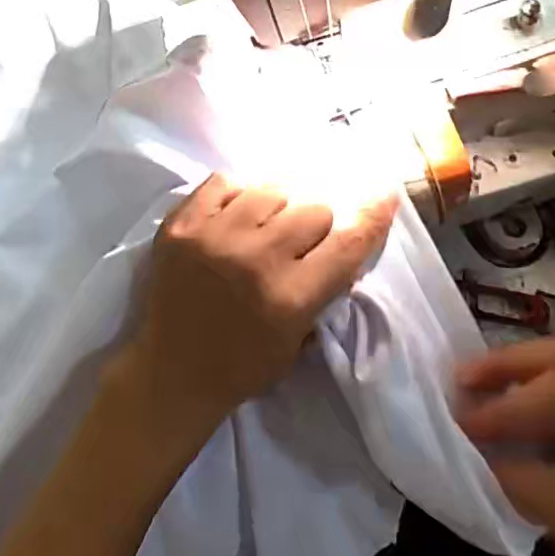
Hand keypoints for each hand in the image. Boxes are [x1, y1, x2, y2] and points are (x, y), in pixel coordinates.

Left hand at [117, 174, 396, 440]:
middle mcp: (256, 259)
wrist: (170, 373)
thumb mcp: (297, 340)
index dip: (373, 215)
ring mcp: (214, 237)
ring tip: (263, 228)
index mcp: (290, 297)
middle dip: (315, 226)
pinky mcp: (180, 226)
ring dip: (277, 209)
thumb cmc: (241, 366)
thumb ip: (323, 292)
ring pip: (272, 190)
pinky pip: (223, 182)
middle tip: (298, 244)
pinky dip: (236, 195)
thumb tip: (341, 246)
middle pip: (313, 209)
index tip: (384, 194)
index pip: (348, 242)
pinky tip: (233, 216)